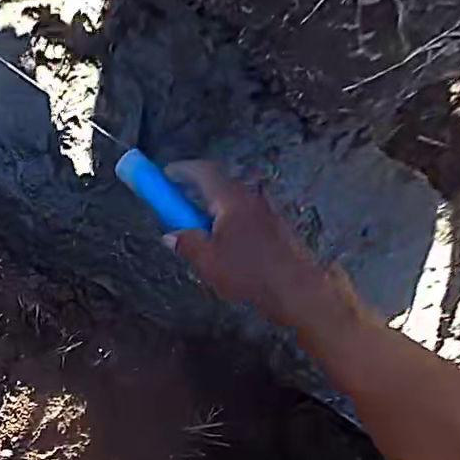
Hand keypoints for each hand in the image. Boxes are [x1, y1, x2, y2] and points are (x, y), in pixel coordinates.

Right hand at [163, 160, 364, 334]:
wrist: (295, 288)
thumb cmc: (248, 273)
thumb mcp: (208, 261)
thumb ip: (187, 244)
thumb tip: (170, 236)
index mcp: (231, 199)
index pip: (203, 172)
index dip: (181, 171)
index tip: (165, 175)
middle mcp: (250, 198)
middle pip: (219, 185)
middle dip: (195, 191)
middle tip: (177, 203)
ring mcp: (266, 212)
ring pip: (233, 202)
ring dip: (213, 208)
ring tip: (199, 228)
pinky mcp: (276, 228)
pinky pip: (245, 215)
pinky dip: (228, 220)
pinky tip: (224, 243)